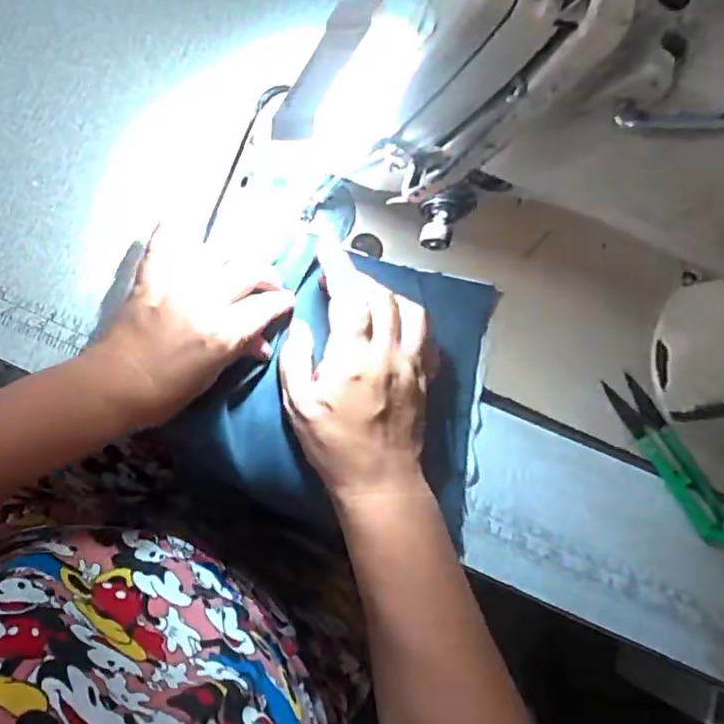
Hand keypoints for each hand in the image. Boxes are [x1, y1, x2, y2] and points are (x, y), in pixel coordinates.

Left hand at [84, 230, 295, 429]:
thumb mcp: (208, 377)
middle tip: (267, 283)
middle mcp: (204, 301)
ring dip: (228, 257)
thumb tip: (260, 343)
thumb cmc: (162, 394)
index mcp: (223, 331)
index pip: (266, 306)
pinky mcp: (147, 282)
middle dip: (265, 275)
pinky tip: (172, 219)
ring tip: (231, 265)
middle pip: (247, 271)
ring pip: (213, 253)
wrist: (111, 387)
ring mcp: (174, 287)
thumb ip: (235, 351)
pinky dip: (166, 234)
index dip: (281, 303)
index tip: (284, 302)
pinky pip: (159, 250)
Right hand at [279, 239, 433, 504]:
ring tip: (362, 294)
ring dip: (384, 292)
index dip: (338, 266)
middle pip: (381, 297)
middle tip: (334, 274)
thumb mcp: (298, 405)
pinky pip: (425, 332)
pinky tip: (392, 320)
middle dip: (357, 277)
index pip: (350, 298)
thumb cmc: (331, 443)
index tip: (325, 245)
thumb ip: (297, 360)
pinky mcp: (426, 376)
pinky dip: (408, 315)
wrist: (380, 478)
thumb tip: (304, 326)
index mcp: (354, 359)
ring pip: (409, 309)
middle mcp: (390, 354)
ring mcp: (413, 364)